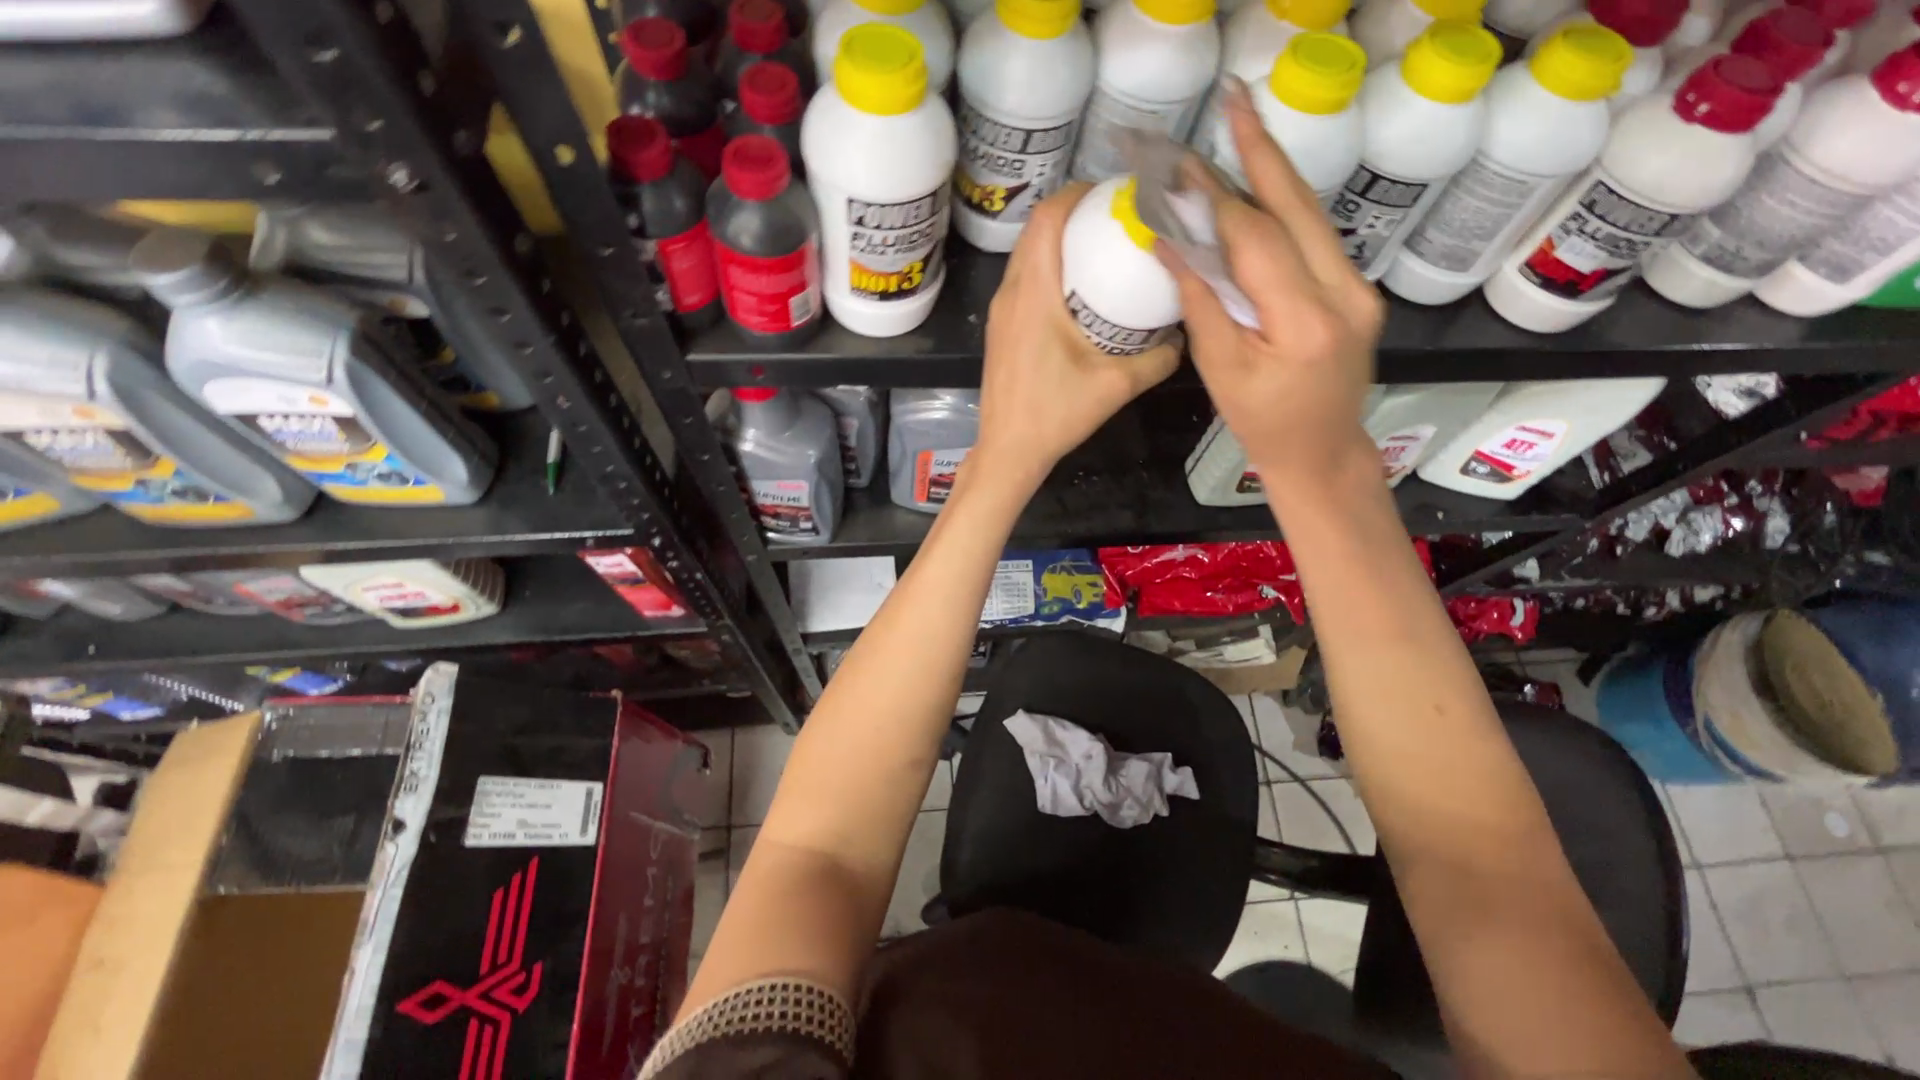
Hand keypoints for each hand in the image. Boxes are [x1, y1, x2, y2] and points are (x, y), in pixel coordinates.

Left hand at [972, 183, 1181, 490]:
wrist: (1009, 450)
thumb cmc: (1056, 415)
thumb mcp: (1116, 386)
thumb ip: (1157, 359)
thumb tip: (1183, 338)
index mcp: (1034, 293)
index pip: (1048, 219)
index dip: (1077, 193)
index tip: (1112, 192)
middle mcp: (1011, 293)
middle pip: (1036, 231)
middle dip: (1073, 213)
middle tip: (1115, 216)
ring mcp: (1001, 311)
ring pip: (1027, 255)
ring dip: (1059, 241)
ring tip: (1100, 246)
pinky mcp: (1001, 328)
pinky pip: (1024, 279)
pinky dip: (1049, 267)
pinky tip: (1080, 287)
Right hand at [1158, 78, 1382, 491]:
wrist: (1323, 453)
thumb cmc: (1263, 425)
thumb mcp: (1221, 371)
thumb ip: (1202, 302)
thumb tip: (1171, 242)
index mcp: (1306, 321)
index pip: (1256, 241)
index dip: (1213, 201)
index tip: (1178, 169)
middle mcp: (1344, 293)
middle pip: (1296, 208)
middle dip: (1260, 152)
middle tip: (1233, 104)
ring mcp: (1358, 289)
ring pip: (1311, 216)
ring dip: (1273, 172)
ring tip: (1243, 127)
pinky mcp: (1356, 290)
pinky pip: (1315, 238)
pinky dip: (1282, 209)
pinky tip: (1257, 188)